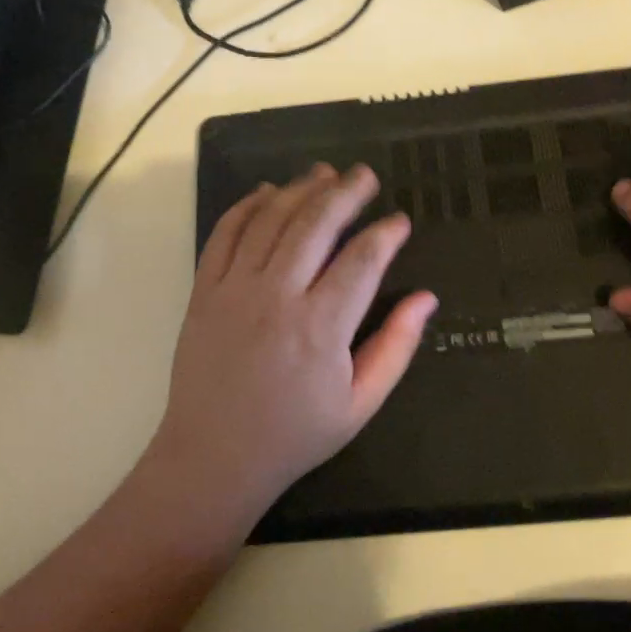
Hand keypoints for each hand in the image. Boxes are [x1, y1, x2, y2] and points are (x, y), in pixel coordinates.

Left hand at [146, 163, 436, 516]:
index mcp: (321, 328)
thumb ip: (396, 347)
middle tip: (365, 176)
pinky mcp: (204, 291)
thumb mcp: (360, 404)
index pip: (361, 259)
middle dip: (345, 192)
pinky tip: (267, 193)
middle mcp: (277, 297)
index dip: (385, 233)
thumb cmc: (295, 435)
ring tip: (324, 173)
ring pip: (270, 220)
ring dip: (300, 189)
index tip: (400, 221)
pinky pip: (225, 234)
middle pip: (315, 224)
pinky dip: (247, 206)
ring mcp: (234, 290)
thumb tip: (426, 297)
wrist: (213, 458)